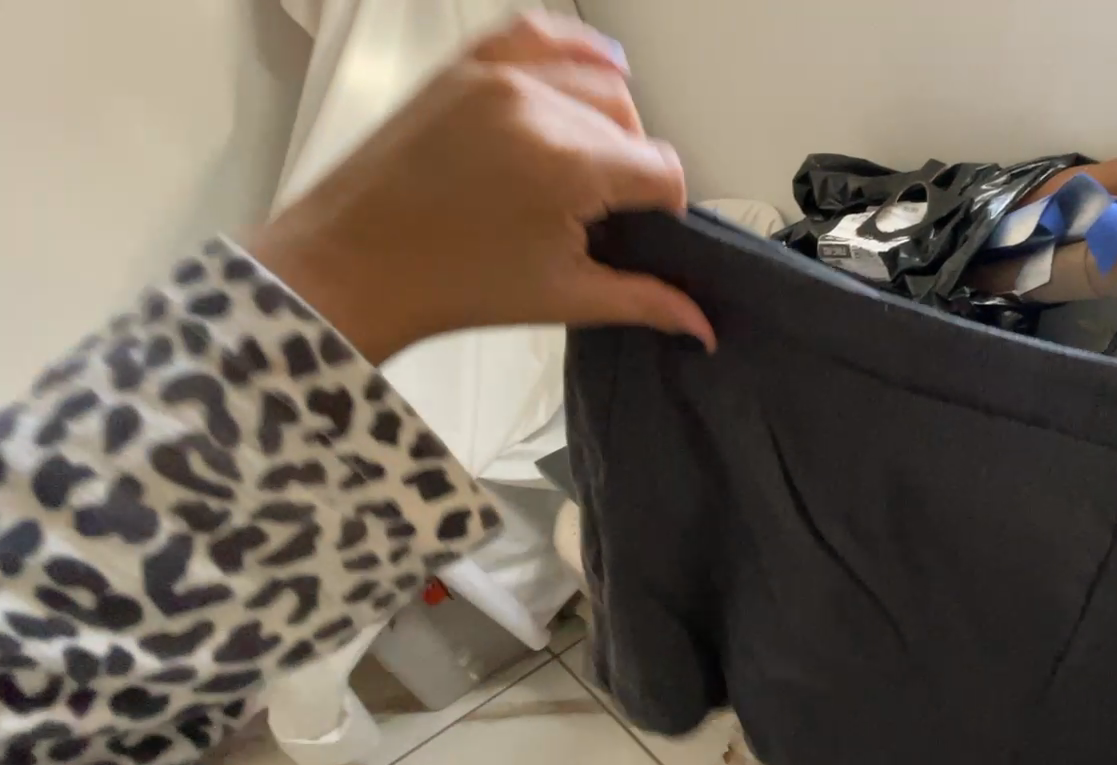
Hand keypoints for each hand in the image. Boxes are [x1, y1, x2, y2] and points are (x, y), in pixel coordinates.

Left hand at [248, 13, 714, 363]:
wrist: (357, 264)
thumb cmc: (458, 283)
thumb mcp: (570, 298)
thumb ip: (650, 303)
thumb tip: (706, 326)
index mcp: (564, 165)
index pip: (662, 168)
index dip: (669, 206)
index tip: (649, 232)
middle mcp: (534, 105)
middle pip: (634, 124)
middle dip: (637, 169)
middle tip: (612, 212)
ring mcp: (494, 75)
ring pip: (599, 82)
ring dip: (613, 123)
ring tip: (592, 165)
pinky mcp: (464, 67)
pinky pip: (536, 33)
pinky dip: (573, 49)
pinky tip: (599, 70)